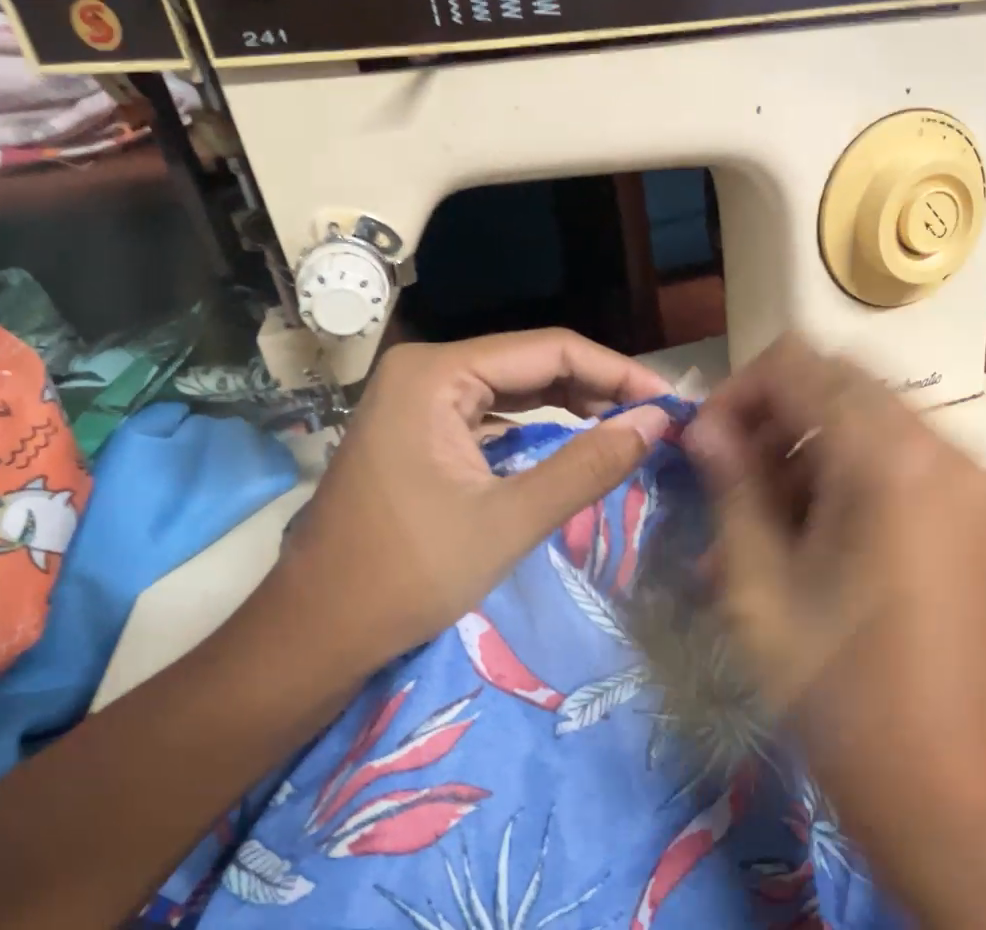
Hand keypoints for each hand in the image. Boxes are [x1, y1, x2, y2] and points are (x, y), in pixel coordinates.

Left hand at [271, 330, 671, 678]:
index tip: (669, 403)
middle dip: (598, 388)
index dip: (618, 372)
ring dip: (571, 406)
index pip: (550, 351)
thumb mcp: (510, 520)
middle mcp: (424, 372)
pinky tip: (574, 445)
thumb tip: (656, 422)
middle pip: (532, 363)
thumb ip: (588, 466)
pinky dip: (537, 428)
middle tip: (655, 420)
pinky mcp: (417, 433)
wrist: (315, 634)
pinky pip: (491, 416)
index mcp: (436, 374)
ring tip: (627, 430)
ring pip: (513, 389)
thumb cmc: (407, 575)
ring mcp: (415, 401)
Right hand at [685, 336, 985, 822]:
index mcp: (887, 457)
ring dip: (808, 444)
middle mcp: (943, 444)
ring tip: (764, 517)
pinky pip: (901, 454)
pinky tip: (816, 531)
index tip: (703, 449)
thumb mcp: (760, 592)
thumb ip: (733, 490)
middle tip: (729, 483)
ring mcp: (971, 476)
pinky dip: (849, 469)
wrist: (952, 793)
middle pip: (837, 380)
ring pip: (869, 414)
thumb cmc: (842, 700)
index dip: (736, 393)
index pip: (797, 363)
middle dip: (772, 417)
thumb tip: (704, 430)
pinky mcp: (978, 509)